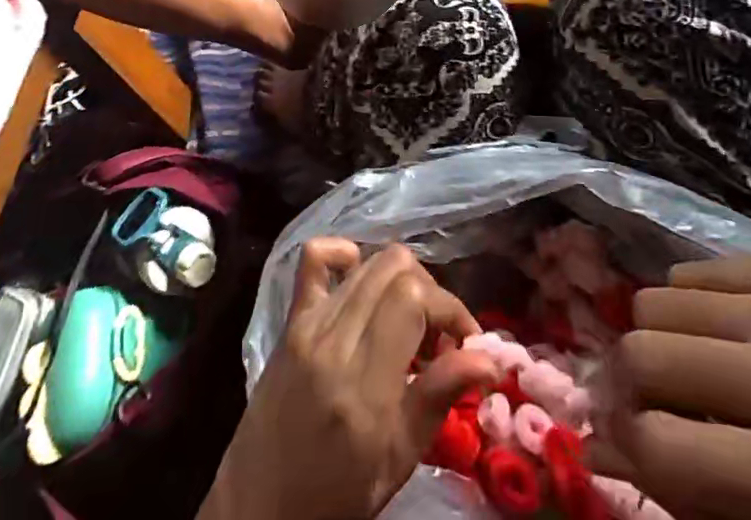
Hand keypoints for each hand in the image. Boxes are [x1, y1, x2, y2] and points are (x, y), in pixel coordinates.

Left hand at [202, 240, 499, 519]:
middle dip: (430, 294)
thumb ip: (440, 397)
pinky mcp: (289, 320)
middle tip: (437, 339)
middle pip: (394, 269)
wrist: (261, 502)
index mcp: (364, 382)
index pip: (414, 298)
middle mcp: (333, 340)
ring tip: (406, 327)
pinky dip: (344, 254)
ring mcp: (307, 324)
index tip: (465, 342)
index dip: (451, 308)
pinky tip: (362, 284)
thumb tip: (489, 360)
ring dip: (399, 284)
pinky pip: (313, 260)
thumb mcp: (399, 457)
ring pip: (366, 263)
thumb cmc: (337, 493)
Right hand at [595, 256, 750, 519]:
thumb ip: (691, 496)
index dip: (619, 441)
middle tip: (635, 396)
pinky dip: (686, 304)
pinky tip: (718, 334)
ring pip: (655, 301)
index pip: (662, 443)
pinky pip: (689, 271)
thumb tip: (599, 448)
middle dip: (623, 381)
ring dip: (653, 337)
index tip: (611, 437)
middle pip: (646, 354)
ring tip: (681, 363)